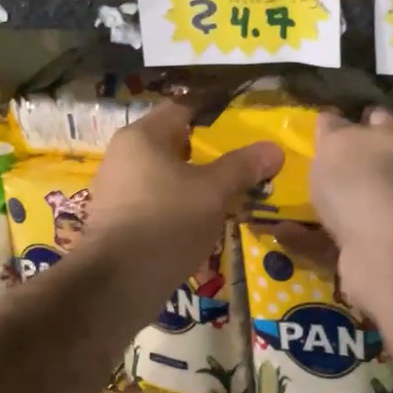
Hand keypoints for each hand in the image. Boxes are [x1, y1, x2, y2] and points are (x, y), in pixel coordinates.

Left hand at [84, 102, 281, 290]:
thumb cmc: (166, 222)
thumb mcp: (213, 192)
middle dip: (208, 154)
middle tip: (244, 164)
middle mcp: (123, 156)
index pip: (182, 109)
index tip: (244, 126)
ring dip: (195, 184)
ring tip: (230, 195)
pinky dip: (180, 207)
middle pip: (173, 144)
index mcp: (141, 136)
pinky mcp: (119, 221)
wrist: (118, 283)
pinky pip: (157, 203)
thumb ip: (242, 167)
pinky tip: (203, 223)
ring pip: (166, 177)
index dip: (214, 114)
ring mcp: (118, 190)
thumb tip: (274, 148)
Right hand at [270, 108, 392, 316]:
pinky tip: (282, 233)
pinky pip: (336, 240)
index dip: (351, 118)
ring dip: (321, 206)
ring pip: (352, 205)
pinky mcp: (377, 253)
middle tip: (299, 164)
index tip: (321, 123)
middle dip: (338, 167)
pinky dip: (311, 238)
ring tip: (282, 201)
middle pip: (367, 166)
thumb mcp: (338, 140)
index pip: (378, 119)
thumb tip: (330, 118)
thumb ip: (332, 128)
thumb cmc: (364, 179)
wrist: (388, 252)